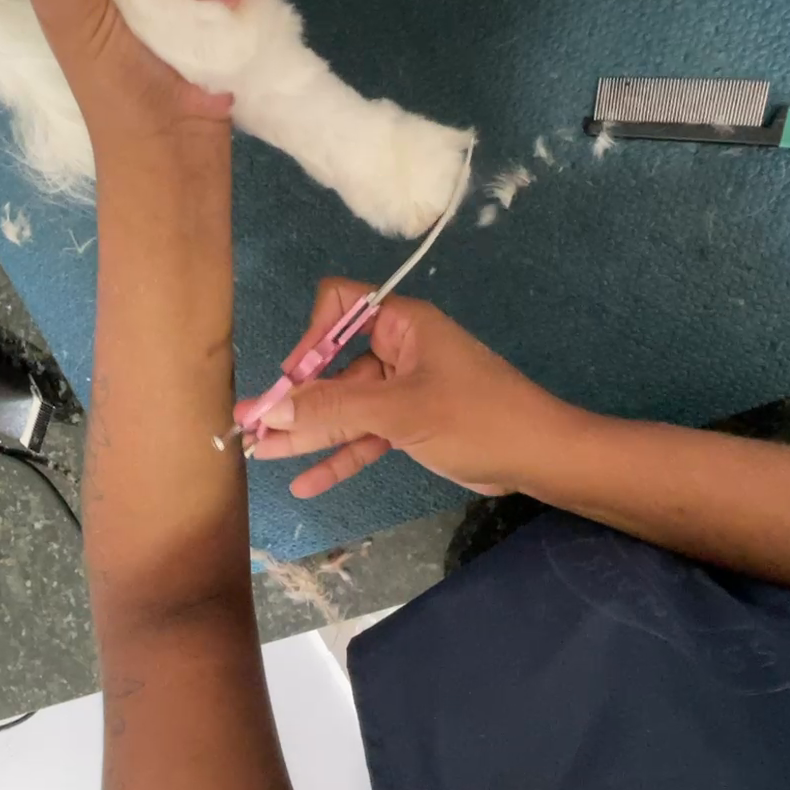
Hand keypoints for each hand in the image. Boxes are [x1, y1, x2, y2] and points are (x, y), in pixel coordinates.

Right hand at [247, 279, 564, 498]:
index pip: (338, 306)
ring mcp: (399, 391)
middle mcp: (396, 350)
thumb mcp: (401, 411)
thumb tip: (269, 413)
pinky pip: (362, 436)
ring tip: (263, 456)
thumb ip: (333, 411)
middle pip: (332, 368)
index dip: (310, 337)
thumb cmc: (477, 417)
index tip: (294, 378)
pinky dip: (338, 457)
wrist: (539, 459)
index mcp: (400, 324)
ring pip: (343, 409)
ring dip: (308, 434)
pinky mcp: (406, 424)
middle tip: (250, 427)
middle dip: (295, 400)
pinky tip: (306, 483)